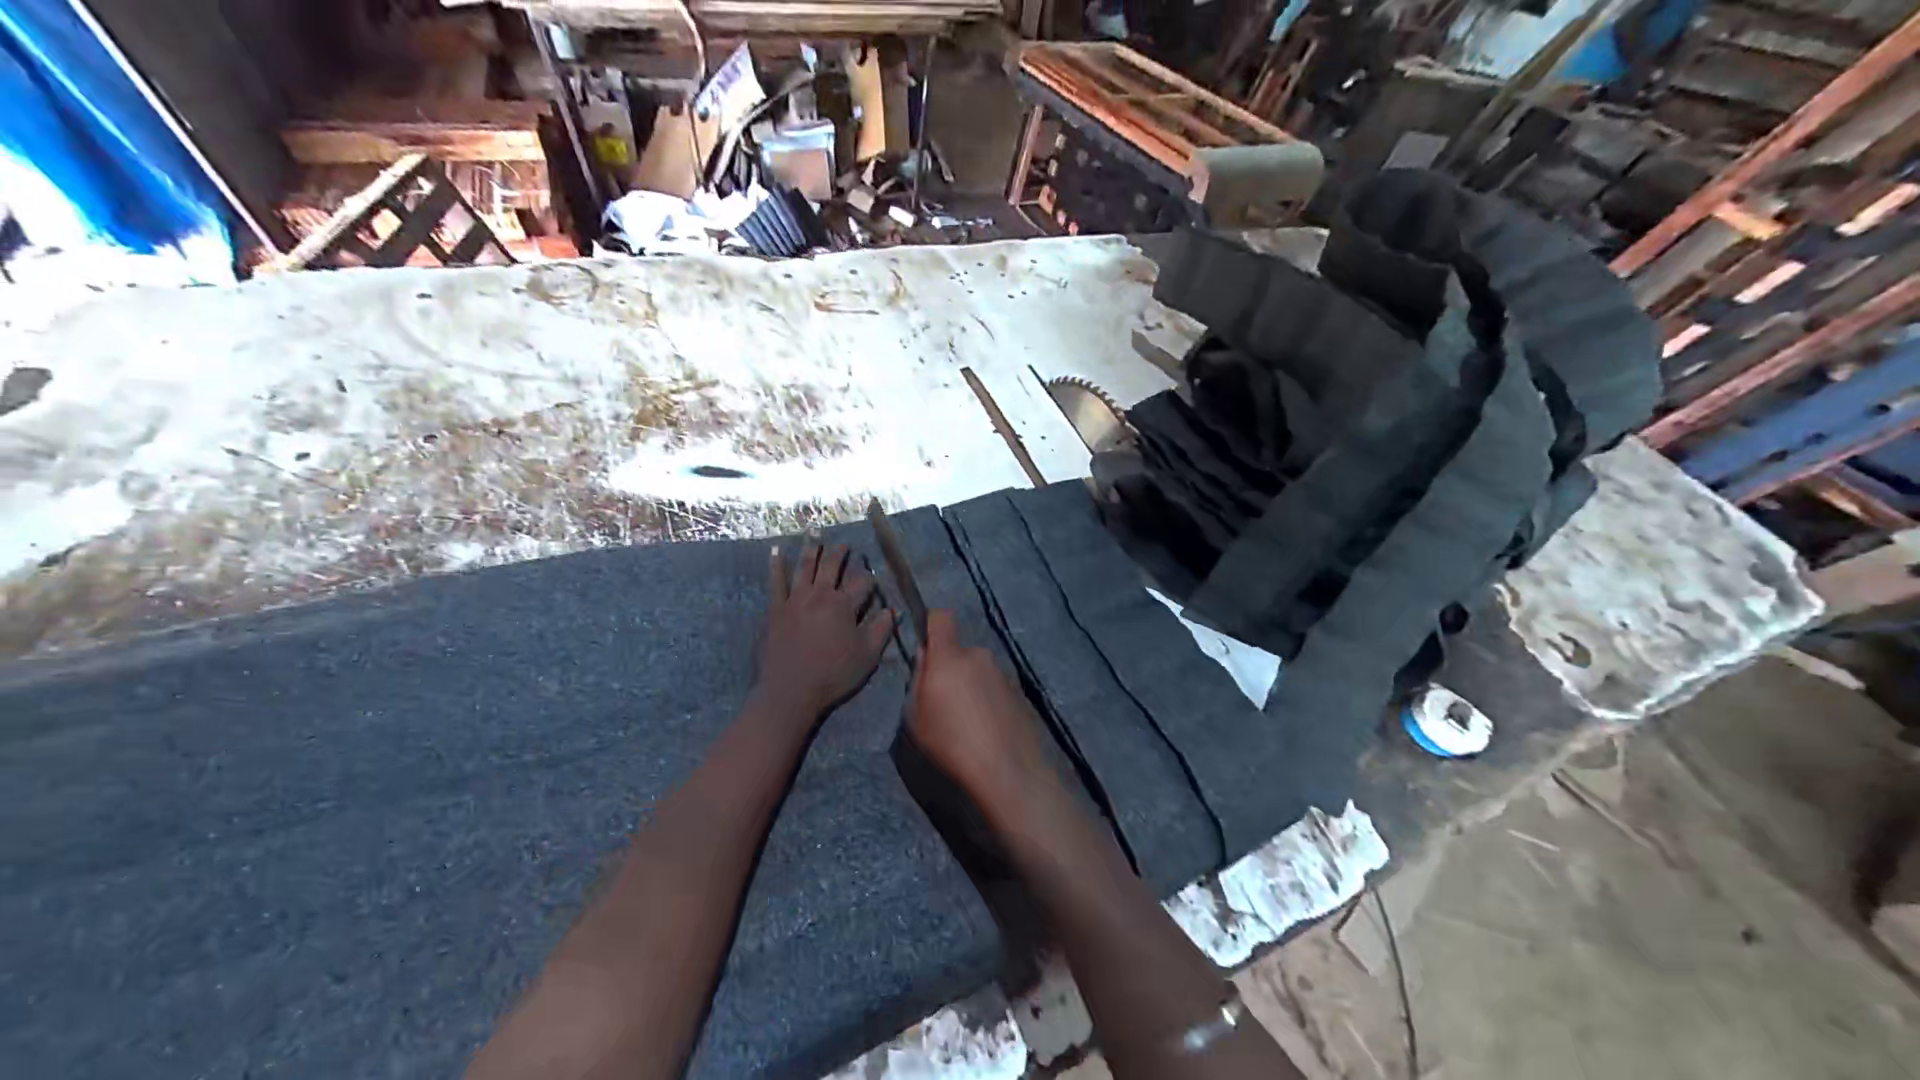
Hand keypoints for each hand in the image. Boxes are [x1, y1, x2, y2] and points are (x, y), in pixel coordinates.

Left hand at [757, 541, 895, 717]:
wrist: (791, 690)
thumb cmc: (833, 674)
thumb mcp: (867, 655)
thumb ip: (882, 630)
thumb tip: (893, 610)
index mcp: (844, 605)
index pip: (861, 584)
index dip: (869, 579)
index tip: (873, 577)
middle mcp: (820, 595)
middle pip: (831, 567)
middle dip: (840, 553)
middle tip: (844, 544)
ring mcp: (795, 600)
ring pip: (804, 567)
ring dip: (811, 549)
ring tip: (815, 534)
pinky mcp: (776, 609)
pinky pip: (776, 581)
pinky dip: (776, 564)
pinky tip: (777, 550)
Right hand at [908, 610, 1056, 809]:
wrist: (1009, 771)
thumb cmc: (952, 744)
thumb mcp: (915, 716)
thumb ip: (918, 678)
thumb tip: (925, 655)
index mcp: (950, 657)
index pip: (942, 617)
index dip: (932, 625)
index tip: (925, 648)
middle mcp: (980, 656)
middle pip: (959, 651)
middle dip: (950, 667)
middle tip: (943, 701)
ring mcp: (1004, 673)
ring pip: (978, 670)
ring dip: (971, 685)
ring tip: (968, 722)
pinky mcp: (1021, 692)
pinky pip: (995, 686)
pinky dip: (988, 699)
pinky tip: (988, 728)